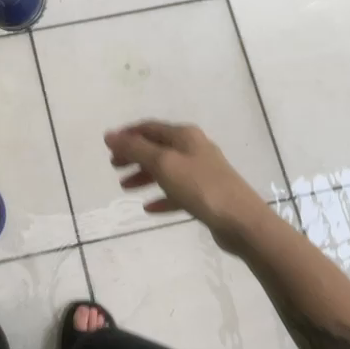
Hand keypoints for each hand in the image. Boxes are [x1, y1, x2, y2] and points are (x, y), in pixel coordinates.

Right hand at [105, 121, 272, 249]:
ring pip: (166, 170)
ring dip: (144, 176)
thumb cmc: (200, 186)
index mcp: (184, 136)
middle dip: (134, 156)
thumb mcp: (163, 164)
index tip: (108, 147)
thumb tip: (109, 135)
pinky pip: (177, 192)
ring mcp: (202, 172)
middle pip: (157, 147)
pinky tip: (149, 208)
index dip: (127, 135)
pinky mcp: (206, 194)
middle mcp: (194, 149)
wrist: (241, 220)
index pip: (149, 128)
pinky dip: (161, 196)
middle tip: (114, 167)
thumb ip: (135, 149)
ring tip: (125, 188)